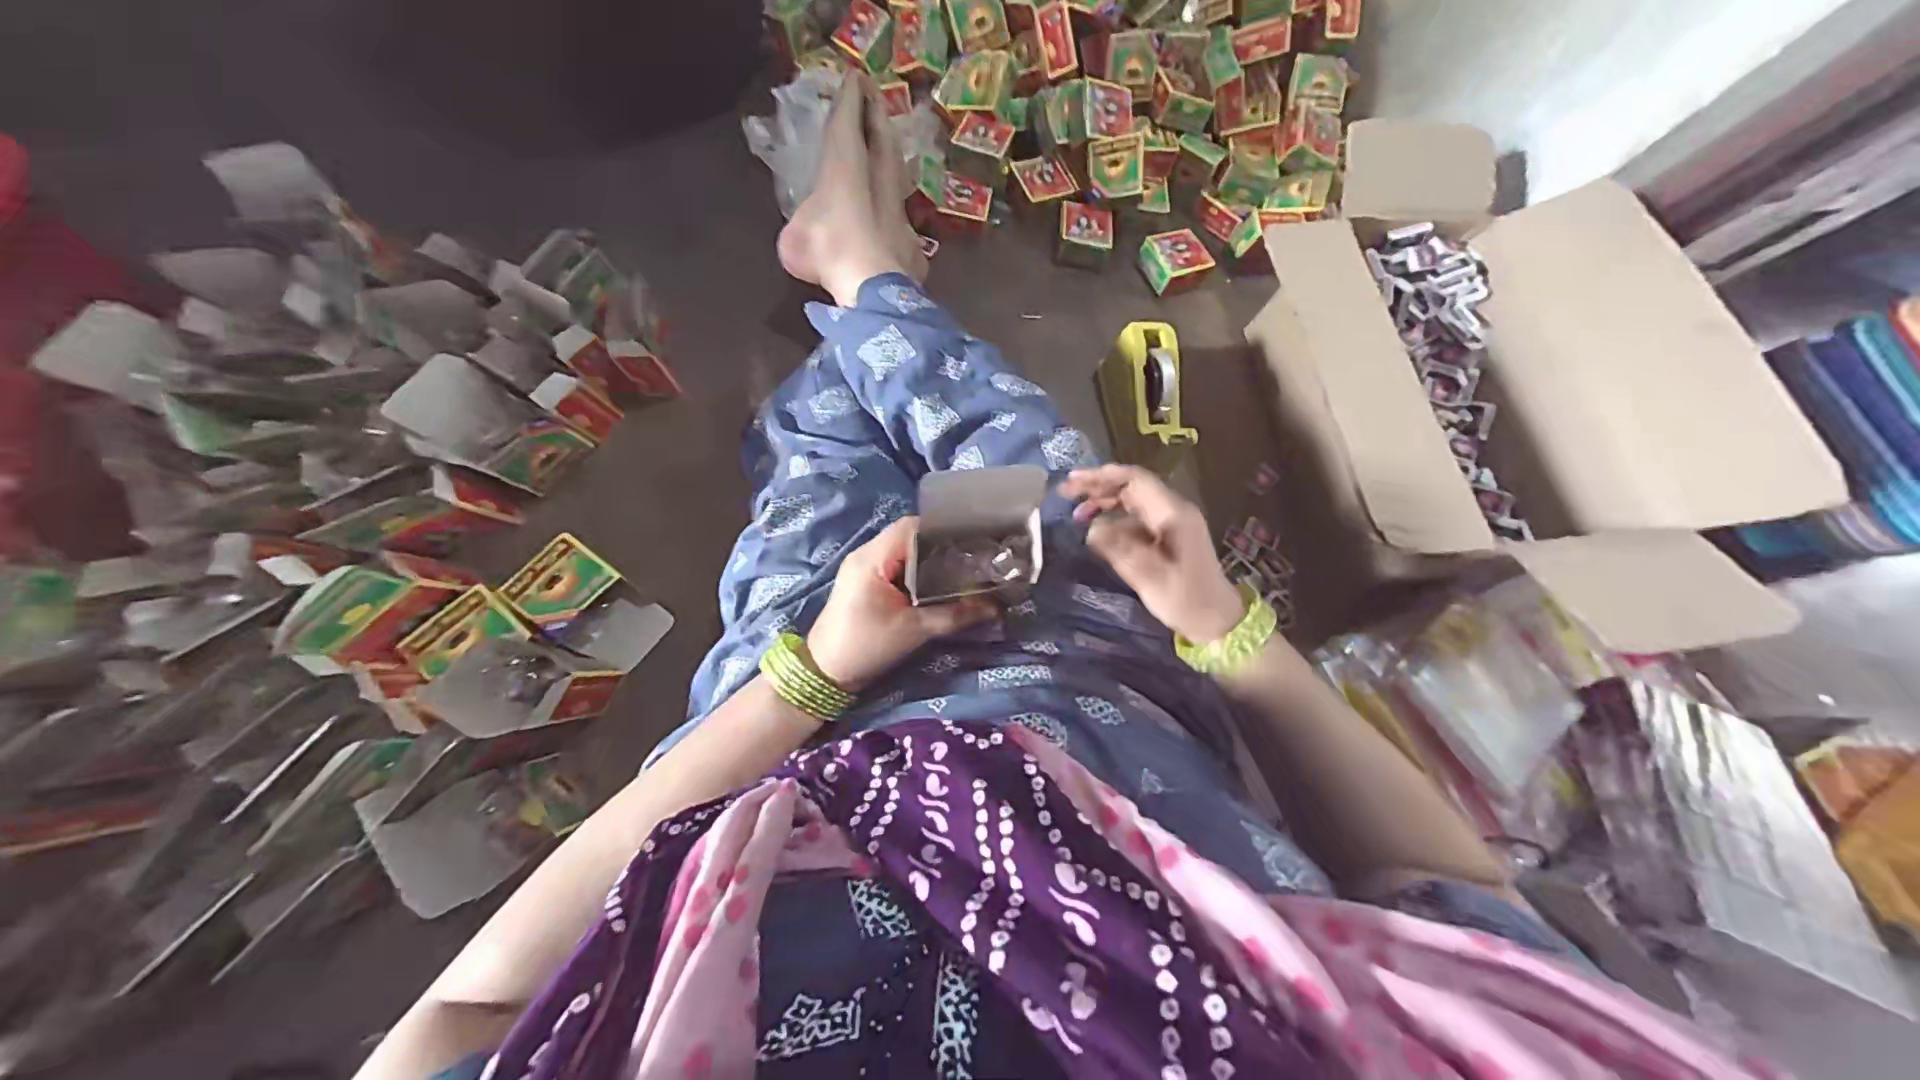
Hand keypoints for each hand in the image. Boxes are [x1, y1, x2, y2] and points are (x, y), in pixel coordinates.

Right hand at [775, 73, 926, 305]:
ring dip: (890, 166)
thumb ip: (804, 229)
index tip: (854, 79)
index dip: (850, 100)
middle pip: (882, 142)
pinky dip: (894, 221)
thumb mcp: (796, 239)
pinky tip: (890, 227)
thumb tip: (811, 241)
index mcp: (846, 167)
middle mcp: (879, 184)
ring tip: (884, 157)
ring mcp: (901, 216)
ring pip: (897, 181)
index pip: (848, 123)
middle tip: (874, 101)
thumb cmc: (828, 252)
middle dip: (876, 119)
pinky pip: (902, 226)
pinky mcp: (913, 247)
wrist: (873, 290)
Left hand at [806, 516, 996, 690]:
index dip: (942, 531)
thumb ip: (955, 615)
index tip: (970, 543)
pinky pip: (894, 563)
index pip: (911, 527)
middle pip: (908, 535)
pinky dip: (915, 569)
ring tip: (958, 569)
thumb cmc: (866, 646)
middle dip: (939, 544)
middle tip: (970, 558)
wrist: (825, 673)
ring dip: (927, 557)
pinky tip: (935, 583)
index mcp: (872, 558)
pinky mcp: (864, 581)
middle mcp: (865, 554)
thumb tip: (995, 608)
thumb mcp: (914, 630)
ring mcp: (862, 567)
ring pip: (902, 550)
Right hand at [1059, 465, 1244, 643]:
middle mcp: (1173, 511)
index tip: (1074, 481)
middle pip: (1132, 486)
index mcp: (1174, 514)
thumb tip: (1092, 528)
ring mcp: (1170, 523)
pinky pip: (1135, 517)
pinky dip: (1113, 517)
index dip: (1103, 476)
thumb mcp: (1151, 577)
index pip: (1135, 480)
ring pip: (1132, 500)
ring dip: (1104, 501)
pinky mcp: (1166, 535)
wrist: (1216, 620)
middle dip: (1099, 485)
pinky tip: (1096, 529)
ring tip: (1077, 513)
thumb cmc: (1187, 599)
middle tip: (1067, 492)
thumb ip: (1121, 549)